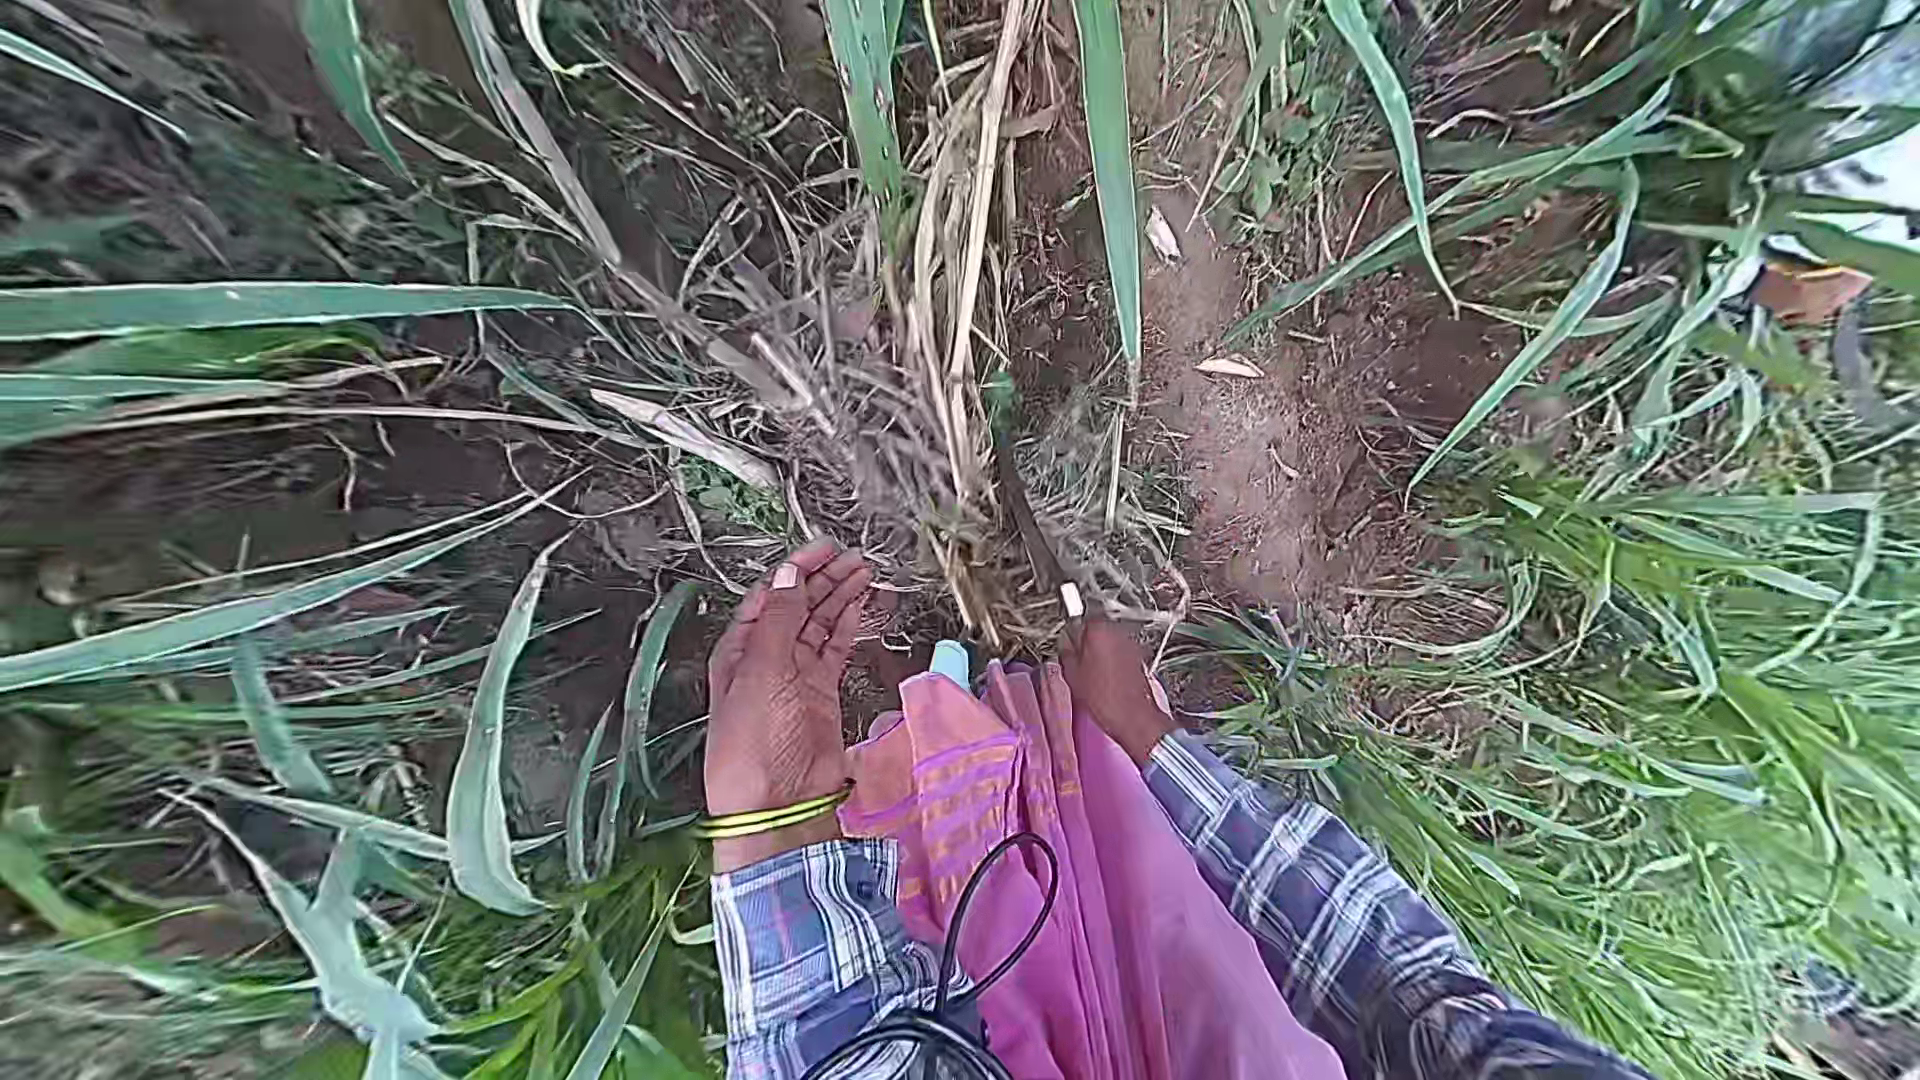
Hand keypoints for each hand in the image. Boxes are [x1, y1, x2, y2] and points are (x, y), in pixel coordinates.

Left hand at [705, 539, 870, 871]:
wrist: (779, 800)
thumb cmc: (756, 739)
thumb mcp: (762, 670)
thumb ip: (780, 619)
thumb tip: (790, 574)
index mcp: (741, 648)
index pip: (771, 596)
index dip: (796, 570)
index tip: (822, 550)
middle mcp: (767, 656)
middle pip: (798, 606)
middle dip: (824, 579)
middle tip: (852, 557)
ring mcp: (796, 673)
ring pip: (820, 623)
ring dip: (840, 597)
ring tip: (863, 573)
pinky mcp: (821, 689)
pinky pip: (835, 647)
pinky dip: (847, 624)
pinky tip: (858, 605)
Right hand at [1061, 616, 1174, 765]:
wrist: (1134, 719)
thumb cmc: (1107, 698)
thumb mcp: (1073, 673)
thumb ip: (1066, 650)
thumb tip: (1066, 643)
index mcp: (1099, 629)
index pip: (1078, 620)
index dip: (1070, 636)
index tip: (1066, 645)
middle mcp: (1118, 632)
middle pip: (1094, 630)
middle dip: (1085, 643)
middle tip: (1077, 662)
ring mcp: (1131, 645)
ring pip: (1108, 642)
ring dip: (1099, 653)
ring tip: (1092, 675)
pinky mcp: (1139, 658)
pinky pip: (1119, 654)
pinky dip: (1112, 662)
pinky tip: (1105, 681)